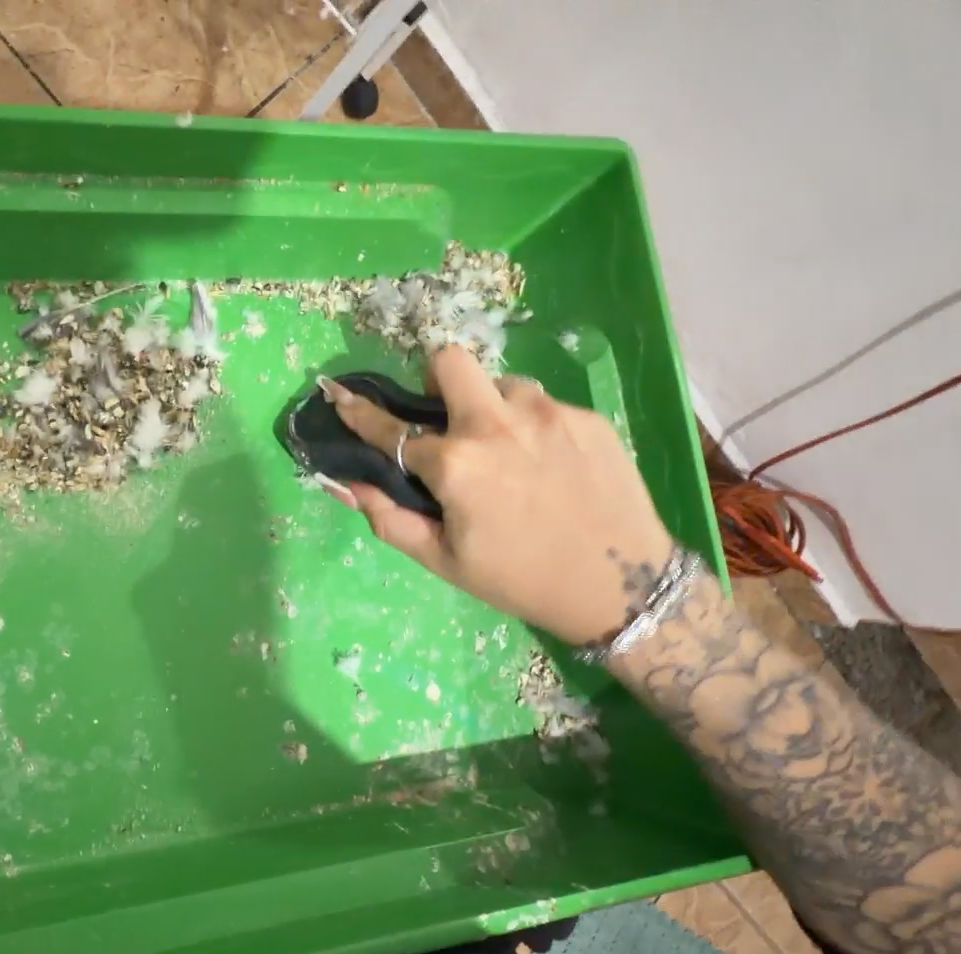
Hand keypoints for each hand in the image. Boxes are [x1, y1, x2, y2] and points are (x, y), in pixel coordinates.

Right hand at [317, 345, 673, 644]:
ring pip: (502, 383)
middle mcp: (497, 424)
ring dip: (490, 407)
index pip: (391, 428)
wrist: (620, 585)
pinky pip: (542, 404)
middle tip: (446, 419)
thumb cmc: (519, 579)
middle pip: (451, 361)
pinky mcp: (586, 417)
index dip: (359, 412)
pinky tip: (546, 465)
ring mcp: (548, 414)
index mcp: (456, 465)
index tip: (339, 395)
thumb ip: (389, 519)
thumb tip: (348, 486)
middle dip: (435, 380)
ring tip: (506, 451)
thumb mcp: (443, 561)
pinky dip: (530, 426)